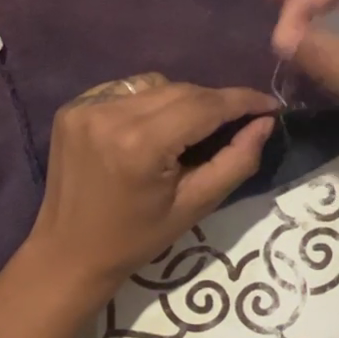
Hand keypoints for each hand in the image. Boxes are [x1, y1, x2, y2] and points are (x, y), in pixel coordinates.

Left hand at [25, 73, 277, 293]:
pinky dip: (146, 102)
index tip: (270, 105)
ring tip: (188, 130)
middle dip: (214, 102)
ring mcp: (85, 107)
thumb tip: (264, 122)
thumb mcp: (194, 206)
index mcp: (141, 144)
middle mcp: (110, 114)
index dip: (242, 101)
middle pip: (181, 90)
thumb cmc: (136, 238)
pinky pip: (125, 90)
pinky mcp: (72, 107)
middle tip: (237, 122)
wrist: (68, 252)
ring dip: (180, 100)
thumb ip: (236, 161)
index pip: (204, 105)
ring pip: (154, 84)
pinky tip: (149, 129)